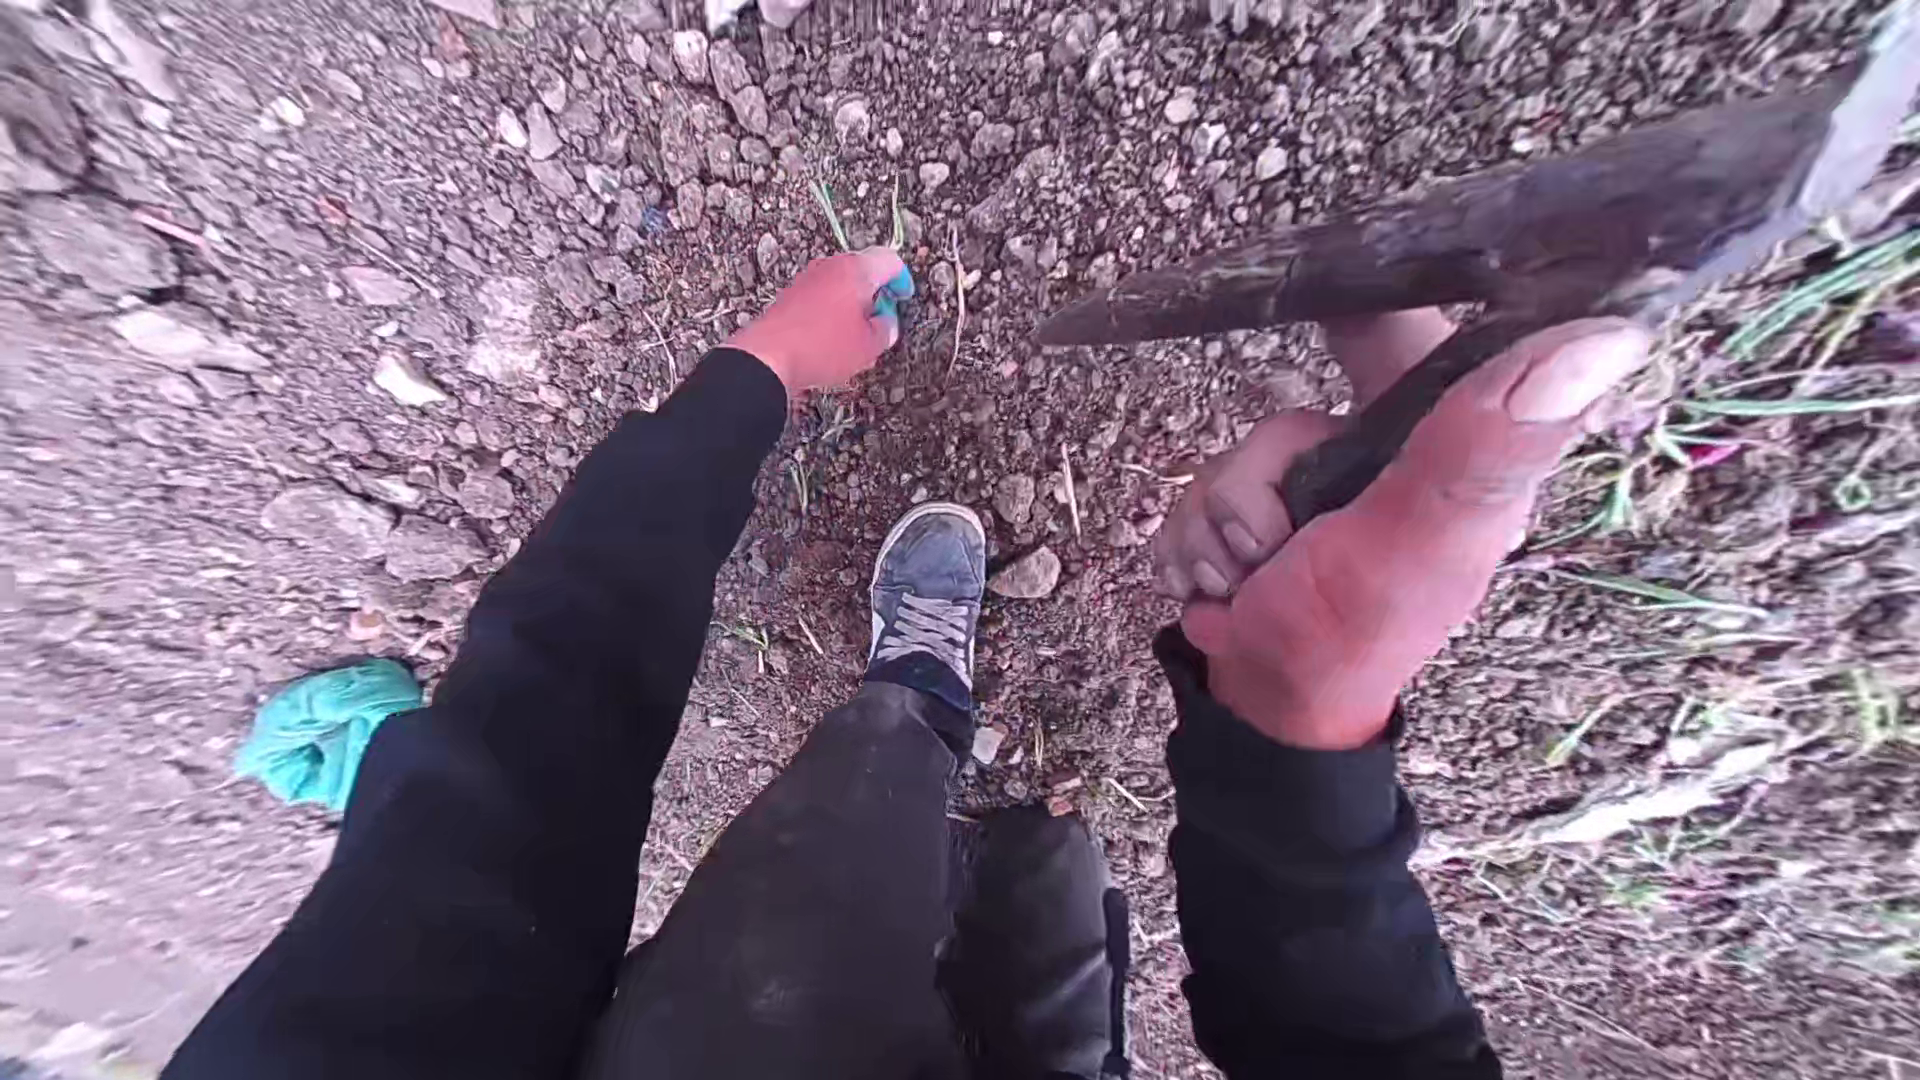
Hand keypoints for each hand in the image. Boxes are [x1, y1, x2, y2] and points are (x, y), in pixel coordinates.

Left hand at [726, 247, 910, 392]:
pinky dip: (834, 315)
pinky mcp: (792, 297)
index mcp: (856, 270)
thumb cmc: (820, 347)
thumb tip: (887, 324)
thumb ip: (886, 330)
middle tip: (883, 323)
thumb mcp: (869, 346)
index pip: (890, 261)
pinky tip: (834, 342)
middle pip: (864, 273)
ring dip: (854, 308)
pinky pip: (823, 299)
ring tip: (858, 339)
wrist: (770, 357)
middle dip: (877, 297)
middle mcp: (830, 267)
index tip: (903, 298)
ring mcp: (808, 280)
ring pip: (842, 287)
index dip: (902, 281)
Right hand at [1153, 313, 1651, 749]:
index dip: (1370, 300)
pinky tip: (1202, 589)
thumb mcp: (1416, 548)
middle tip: (1264, 554)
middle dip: (1245, 497)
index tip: (1313, 286)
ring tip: (1232, 587)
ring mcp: (1286, 496)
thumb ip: (1474, 453)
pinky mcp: (1234, 521)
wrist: (1264, 700)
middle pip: (1272, 428)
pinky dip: (1184, 550)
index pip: (1413, 341)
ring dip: (1210, 537)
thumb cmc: (1347, 635)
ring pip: (1215, 472)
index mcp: (1428, 454)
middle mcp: (1356, 466)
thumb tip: (1598, 336)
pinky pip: (1185, 505)